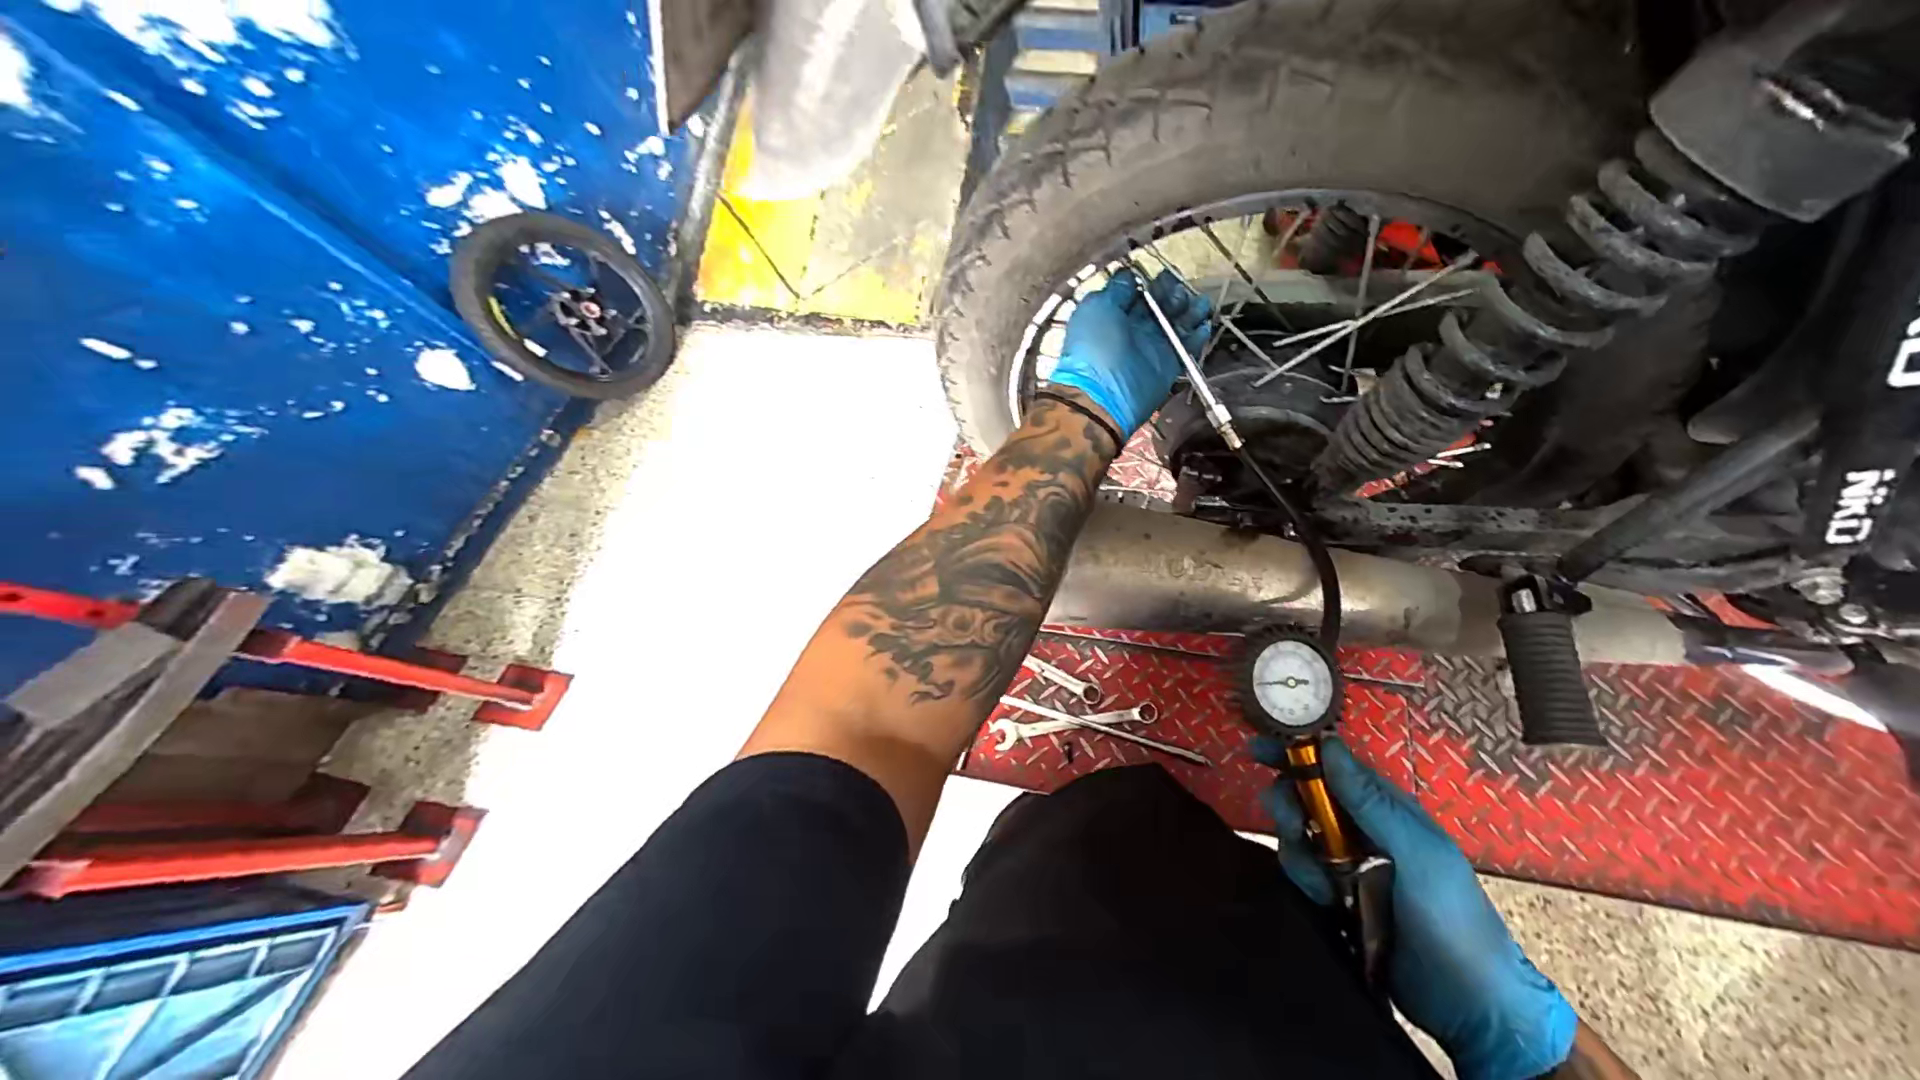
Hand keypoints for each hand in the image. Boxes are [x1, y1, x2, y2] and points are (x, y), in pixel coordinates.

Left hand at [1046, 268, 1212, 435]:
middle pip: (1158, 305)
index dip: (1147, 282)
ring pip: (1176, 323)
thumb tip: (1128, 276)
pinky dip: (1197, 335)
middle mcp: (1133, 330)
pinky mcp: (1168, 365)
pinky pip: (1186, 347)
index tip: (1159, 274)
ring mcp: (1152, 348)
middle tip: (1178, 288)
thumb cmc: (1094, 345)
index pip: (1135, 293)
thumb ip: (1116, 290)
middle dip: (1172, 293)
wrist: (1104, 393)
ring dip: (1190, 310)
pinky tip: (1204, 324)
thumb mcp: (1097, 307)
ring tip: (1199, 302)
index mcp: (1112, 315)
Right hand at [1253, 737, 1577, 1079]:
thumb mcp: (1417, 853)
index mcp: (1385, 808)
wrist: (1468, 1007)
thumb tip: (1328, 744)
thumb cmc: (1453, 917)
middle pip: (1303, 795)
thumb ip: (1371, 799)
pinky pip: (1297, 870)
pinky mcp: (1330, 893)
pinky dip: (1301, 879)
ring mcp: (1343, 862)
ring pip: (1295, 832)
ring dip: (1296, 851)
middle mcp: (1359, 828)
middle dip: (1289, 805)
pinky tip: (1324, 900)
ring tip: (1322, 883)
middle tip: (1292, 825)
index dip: (1293, 752)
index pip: (1331, 765)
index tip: (1256, 750)